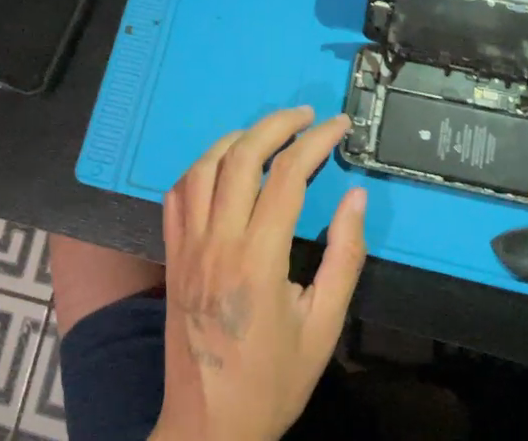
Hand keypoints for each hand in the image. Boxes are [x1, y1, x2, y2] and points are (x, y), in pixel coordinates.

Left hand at [151, 107, 367, 440]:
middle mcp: (218, 241)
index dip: (316, 141)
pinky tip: (222, 166)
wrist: (209, 427)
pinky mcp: (171, 256)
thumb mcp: (323, 327)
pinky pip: (177, 194)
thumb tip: (356, 199)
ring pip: (203, 167)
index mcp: (259, 259)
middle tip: (306, 116)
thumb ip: (344, 258)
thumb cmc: (273, 381)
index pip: (288, 175)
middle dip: (276, 124)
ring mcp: (187, 246)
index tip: (339, 126)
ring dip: (236, 138)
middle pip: (241, 156)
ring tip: (267, 132)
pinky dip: (200, 167)